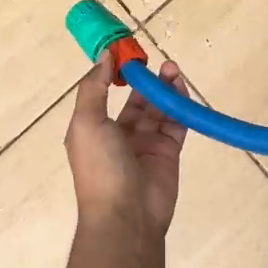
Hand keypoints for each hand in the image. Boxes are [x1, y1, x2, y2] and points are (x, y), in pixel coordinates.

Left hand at [64, 55, 188, 239]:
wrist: (127, 215)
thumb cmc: (100, 167)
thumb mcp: (86, 123)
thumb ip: (93, 88)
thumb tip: (104, 57)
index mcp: (96, 129)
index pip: (106, 93)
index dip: (116, 73)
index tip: (128, 52)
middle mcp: (121, 135)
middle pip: (138, 99)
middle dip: (147, 79)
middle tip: (157, 60)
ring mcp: (147, 143)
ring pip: (159, 107)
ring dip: (165, 87)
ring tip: (173, 68)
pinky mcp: (170, 150)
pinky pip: (177, 121)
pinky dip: (180, 104)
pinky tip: (181, 87)